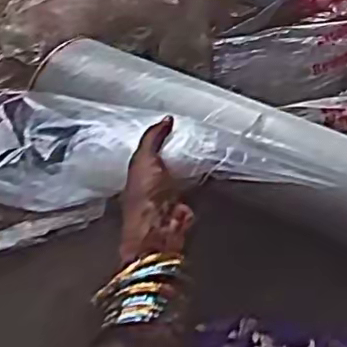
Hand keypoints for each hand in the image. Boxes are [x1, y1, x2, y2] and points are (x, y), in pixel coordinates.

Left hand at [119, 117, 195, 263]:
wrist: (161, 228)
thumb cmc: (145, 196)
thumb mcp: (143, 160)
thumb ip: (152, 138)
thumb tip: (166, 119)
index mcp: (135, 176)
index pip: (146, 151)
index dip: (157, 137)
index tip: (172, 122)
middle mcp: (151, 184)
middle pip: (165, 160)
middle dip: (177, 147)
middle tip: (193, 129)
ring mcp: (169, 193)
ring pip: (181, 169)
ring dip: (192, 159)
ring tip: (206, 140)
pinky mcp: (188, 200)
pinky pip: (197, 180)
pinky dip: (204, 172)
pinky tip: (212, 159)